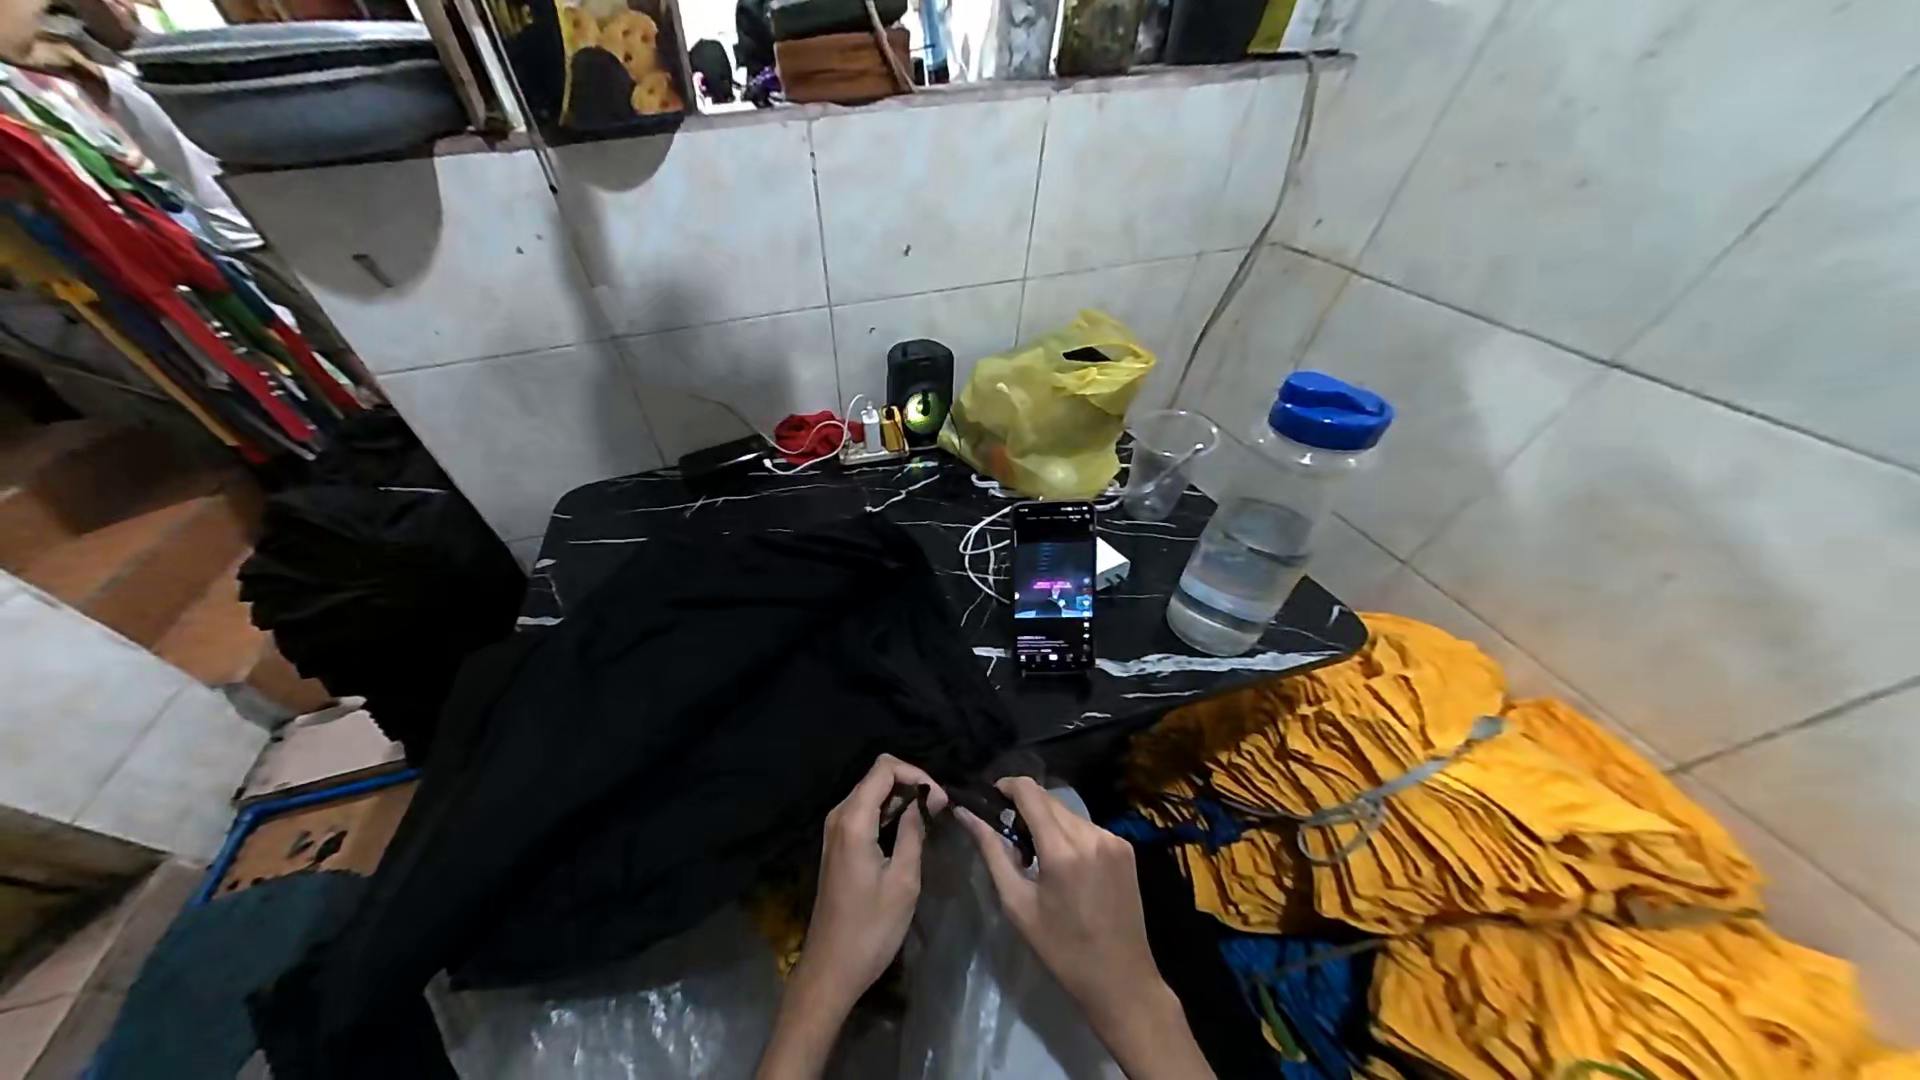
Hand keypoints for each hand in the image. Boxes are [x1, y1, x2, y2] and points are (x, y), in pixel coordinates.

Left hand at [759, 755, 947, 1079]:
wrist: (831, 969)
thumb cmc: (871, 928)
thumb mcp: (904, 880)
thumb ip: (913, 831)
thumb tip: (924, 800)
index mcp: (853, 820)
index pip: (884, 768)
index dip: (916, 774)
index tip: (939, 800)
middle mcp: (839, 816)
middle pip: (877, 776)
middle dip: (911, 783)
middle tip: (939, 809)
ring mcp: (835, 829)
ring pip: (872, 792)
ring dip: (902, 798)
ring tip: (930, 818)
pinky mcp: (838, 843)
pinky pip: (865, 810)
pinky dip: (889, 811)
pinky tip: (909, 829)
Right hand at [957, 777, 1214, 1079]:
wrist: (1122, 979)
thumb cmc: (1062, 949)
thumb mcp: (1017, 904)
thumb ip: (992, 852)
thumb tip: (966, 814)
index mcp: (1062, 850)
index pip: (1030, 791)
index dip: (1007, 786)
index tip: (991, 799)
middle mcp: (1090, 834)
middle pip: (1048, 798)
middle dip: (1024, 807)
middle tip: (1010, 837)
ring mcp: (1112, 838)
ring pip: (1067, 811)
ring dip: (1047, 820)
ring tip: (1037, 854)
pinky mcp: (1125, 846)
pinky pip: (1087, 825)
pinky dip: (1069, 832)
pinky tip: (1066, 863)